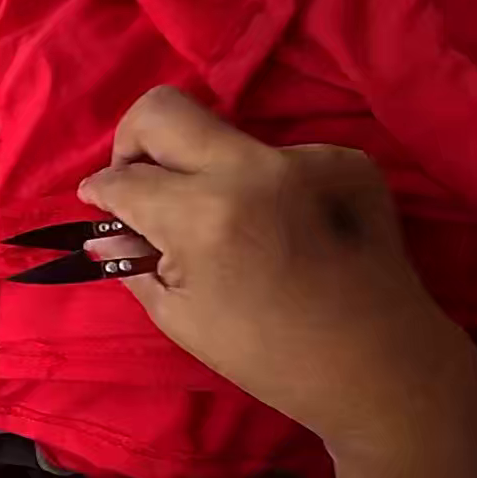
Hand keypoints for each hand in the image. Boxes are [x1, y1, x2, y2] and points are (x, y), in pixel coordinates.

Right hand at [78, 87, 476, 445]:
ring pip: (218, 136)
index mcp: (202, 216)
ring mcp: (304, 157)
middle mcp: (251, 169)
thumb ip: (131, 262)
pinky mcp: (344, 159)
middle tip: (134, 181)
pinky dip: (253, 184)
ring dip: (196, 171)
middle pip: (161, 110)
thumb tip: (101, 234)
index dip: (98, 190)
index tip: (95, 200)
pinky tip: (270, 224)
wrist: (381, 367)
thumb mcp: (177, 315)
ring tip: (214, 221)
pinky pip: (271, 156)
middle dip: (129, 141)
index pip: (124, 179)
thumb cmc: (264, 354)